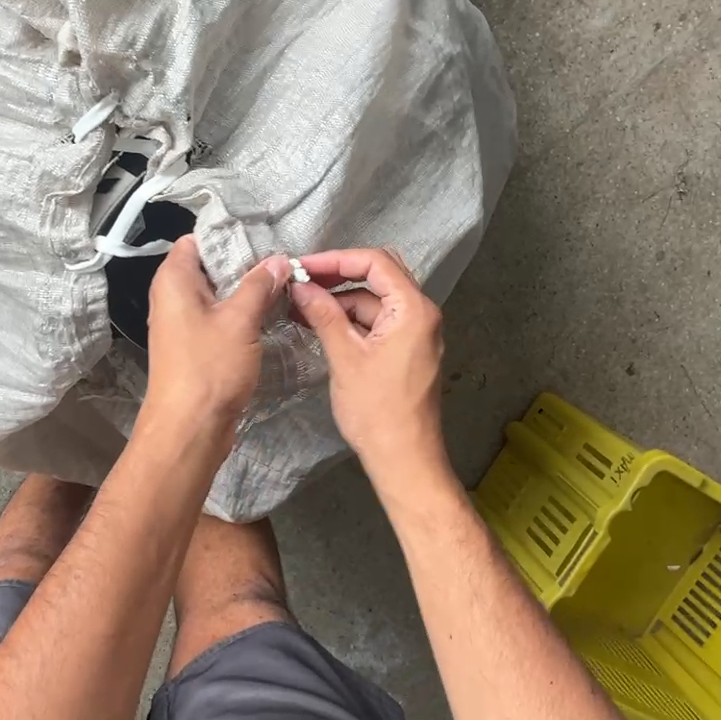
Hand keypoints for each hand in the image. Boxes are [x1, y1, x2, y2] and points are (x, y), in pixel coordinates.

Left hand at [144, 236, 290, 434]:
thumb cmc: (209, 367)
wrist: (189, 429)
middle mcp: (172, 296)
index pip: (195, 240)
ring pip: (216, 293)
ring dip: (244, 289)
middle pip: (208, 266)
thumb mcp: (240, 320)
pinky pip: (218, 317)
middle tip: (280, 260)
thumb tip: (278, 259)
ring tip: (281, 282)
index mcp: (173, 280)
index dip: (226, 235)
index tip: (261, 236)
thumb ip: (259, 285)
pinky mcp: (194, 345)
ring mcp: (182, 323)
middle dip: (242, 262)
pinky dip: (239, 313)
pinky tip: (267, 313)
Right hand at [287, 249, 445, 466]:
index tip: (303, 267)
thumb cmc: (377, 411)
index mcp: (413, 310)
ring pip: (374, 299)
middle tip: (302, 280)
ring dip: (339, 299)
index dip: (336, 259)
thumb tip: (300, 286)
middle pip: (378, 275)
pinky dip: (349, 319)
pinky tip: (319, 324)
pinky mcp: (405, 349)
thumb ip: (323, 315)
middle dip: (338, 274)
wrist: (404, 460)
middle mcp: (420, 314)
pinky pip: (376, 321)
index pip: (375, 262)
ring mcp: (415, 332)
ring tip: (301, 305)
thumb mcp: (345, 357)